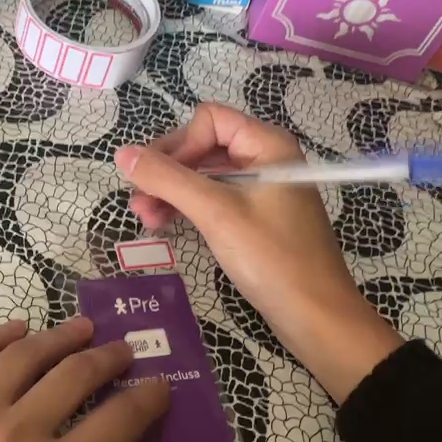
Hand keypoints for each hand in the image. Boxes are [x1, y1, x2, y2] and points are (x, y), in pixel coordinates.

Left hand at [0, 318, 173, 441]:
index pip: (118, 422)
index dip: (146, 400)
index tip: (160, 386)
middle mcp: (15, 434)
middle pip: (74, 376)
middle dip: (107, 359)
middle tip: (124, 350)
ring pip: (23, 356)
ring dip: (59, 336)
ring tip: (81, 328)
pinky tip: (15, 331)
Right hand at [116, 103, 402, 403]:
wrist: (319, 320)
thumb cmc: (272, 258)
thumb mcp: (215, 213)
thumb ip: (168, 179)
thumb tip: (122, 153)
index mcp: (267, 145)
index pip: (209, 120)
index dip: (178, 144)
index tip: (155, 178)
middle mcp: (266, 158)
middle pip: (204, 145)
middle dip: (168, 170)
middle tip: (138, 201)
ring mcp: (263, 189)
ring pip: (205, 174)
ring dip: (172, 191)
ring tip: (144, 218)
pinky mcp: (257, 217)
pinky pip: (215, 198)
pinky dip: (189, 207)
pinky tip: (164, 223)